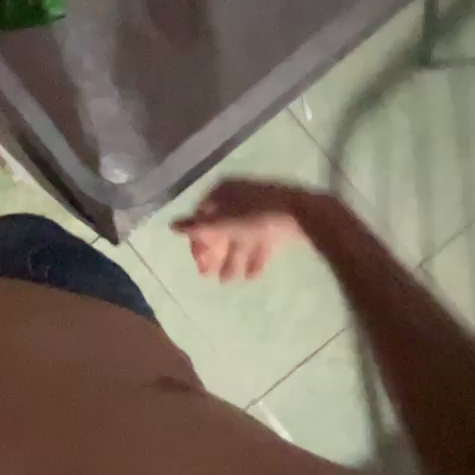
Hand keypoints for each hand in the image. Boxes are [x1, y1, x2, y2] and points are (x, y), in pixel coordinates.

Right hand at [171, 178, 322, 281]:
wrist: (303, 215)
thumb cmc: (255, 215)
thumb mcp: (223, 223)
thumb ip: (197, 227)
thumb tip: (171, 226)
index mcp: (222, 193)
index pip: (201, 216)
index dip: (197, 240)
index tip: (198, 262)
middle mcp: (237, 199)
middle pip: (220, 229)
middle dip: (214, 254)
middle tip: (207, 276)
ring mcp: (258, 212)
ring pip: (239, 238)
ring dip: (232, 260)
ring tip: (227, 281)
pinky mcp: (276, 225)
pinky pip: (259, 243)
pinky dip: (253, 258)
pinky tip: (250, 277)